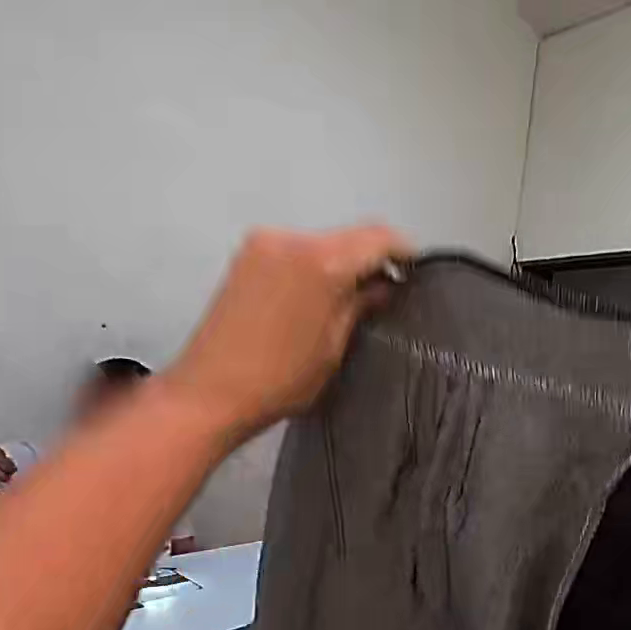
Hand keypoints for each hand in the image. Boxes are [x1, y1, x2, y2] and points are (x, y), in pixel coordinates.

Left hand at [162, 225, 411, 440]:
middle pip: (348, 237)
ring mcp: (263, 244)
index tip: (417, 273)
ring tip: (356, 299)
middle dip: (373, 259)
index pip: (377, 237)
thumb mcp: (335, 346)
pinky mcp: (247, 256)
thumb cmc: (284, 378)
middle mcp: (290, 239)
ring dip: (344, 264)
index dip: (403, 251)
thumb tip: (384, 287)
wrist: (213, 390)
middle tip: (391, 292)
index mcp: (320, 261)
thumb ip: (361, 306)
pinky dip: (318, 267)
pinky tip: (323, 296)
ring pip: (322, 243)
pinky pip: (297, 251)